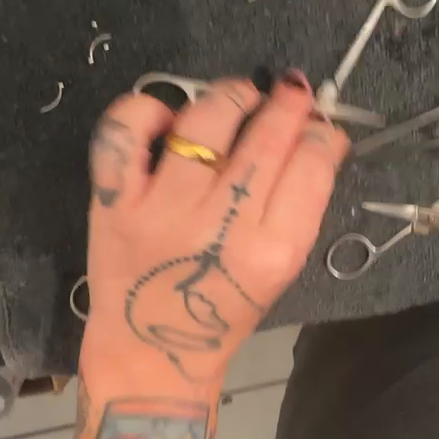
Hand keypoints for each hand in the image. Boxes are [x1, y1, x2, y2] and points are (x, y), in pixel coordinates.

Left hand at [82, 72, 346, 383]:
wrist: (151, 347)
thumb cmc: (226, 306)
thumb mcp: (283, 265)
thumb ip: (301, 203)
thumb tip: (316, 135)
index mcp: (273, 250)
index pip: (313, 165)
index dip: (324, 132)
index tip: (321, 125)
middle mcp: (220, 228)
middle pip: (267, 138)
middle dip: (288, 103)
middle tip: (291, 90)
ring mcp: (162, 211)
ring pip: (204, 122)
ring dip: (232, 95)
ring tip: (241, 98)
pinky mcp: (114, 203)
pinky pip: (123, 133)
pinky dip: (146, 109)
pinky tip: (169, 117)